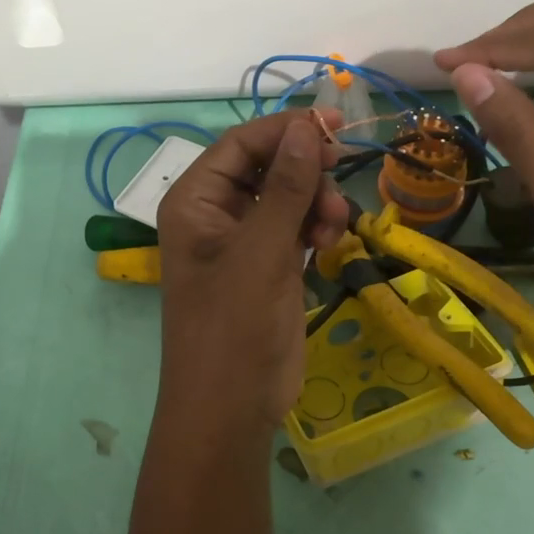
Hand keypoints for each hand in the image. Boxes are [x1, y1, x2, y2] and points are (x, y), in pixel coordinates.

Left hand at [153, 110, 349, 436]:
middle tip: (339, 171)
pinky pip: (294, 224)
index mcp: (194, 199)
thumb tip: (305, 127)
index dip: (284, 129)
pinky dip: (315, 224)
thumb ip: (285, 187)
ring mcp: (241, 239)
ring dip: (314, 198)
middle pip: (263, 164)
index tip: (333, 125)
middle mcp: (213, 212)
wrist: (230, 408)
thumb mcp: (261, 252)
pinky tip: (331, 239)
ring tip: (334, 223)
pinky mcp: (266, 264)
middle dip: (303, 167)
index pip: (239, 144)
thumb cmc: (233, 326)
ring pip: (284, 194)